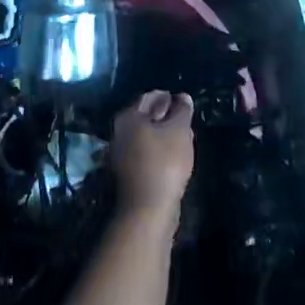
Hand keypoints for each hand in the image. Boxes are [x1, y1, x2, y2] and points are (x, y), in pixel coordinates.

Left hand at [112, 90, 194, 219]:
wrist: (148, 207)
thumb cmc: (164, 161)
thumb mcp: (178, 131)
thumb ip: (182, 111)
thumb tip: (183, 97)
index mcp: (128, 117)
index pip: (149, 97)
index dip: (168, 97)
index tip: (184, 100)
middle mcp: (120, 132)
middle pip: (146, 116)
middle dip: (166, 114)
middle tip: (185, 117)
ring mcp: (122, 153)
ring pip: (146, 135)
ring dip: (164, 133)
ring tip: (184, 136)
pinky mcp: (129, 172)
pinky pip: (146, 152)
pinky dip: (160, 149)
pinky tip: (174, 155)